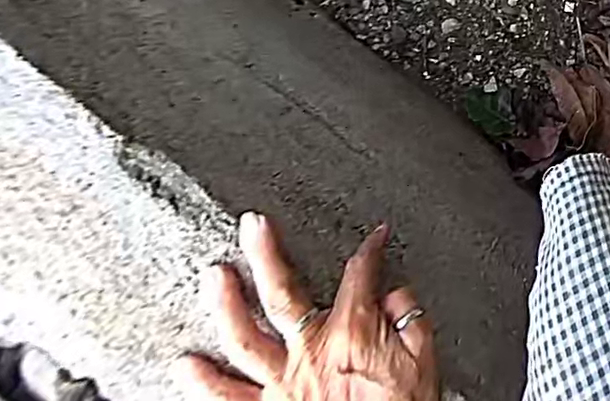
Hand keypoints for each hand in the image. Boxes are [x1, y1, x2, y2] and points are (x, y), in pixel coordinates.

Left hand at [176, 214, 437, 400]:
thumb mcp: (424, 354)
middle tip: (251, 225)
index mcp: (351, 333)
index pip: (359, 273)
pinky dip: (204, 384)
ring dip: (224, 306)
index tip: (377, 236)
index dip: (371, 248)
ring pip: (243, 341)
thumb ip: (408, 314)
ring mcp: (282, 388)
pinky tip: (186, 363)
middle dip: (265, 254)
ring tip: (212, 275)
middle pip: (281, 295)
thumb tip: (392, 292)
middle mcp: (309, 355)